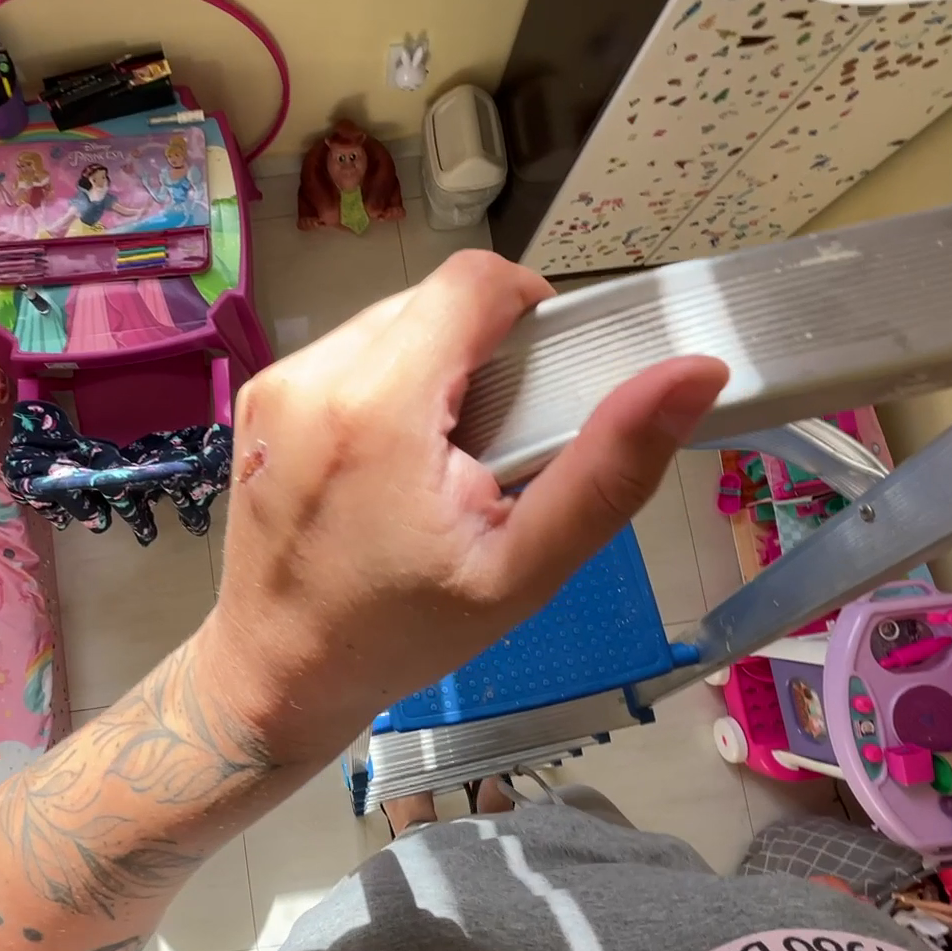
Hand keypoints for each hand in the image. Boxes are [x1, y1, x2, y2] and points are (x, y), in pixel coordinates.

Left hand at [200, 251, 727, 760]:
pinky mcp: (259, 399)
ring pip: (389, 324)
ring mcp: (276, 383)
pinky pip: (347, 355)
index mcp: (378, 406)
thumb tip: (692, 373)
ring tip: (438, 456)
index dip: (527, 310)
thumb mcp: (519, 570)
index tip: (540, 380)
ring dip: (432, 368)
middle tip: (493, 440)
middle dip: (480, 352)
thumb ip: (607, 471)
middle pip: (431, 302)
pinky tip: (387, 456)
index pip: (474, 282)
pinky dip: (385, 384)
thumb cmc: (399, 632)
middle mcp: (314, 374)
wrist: (277, 668)